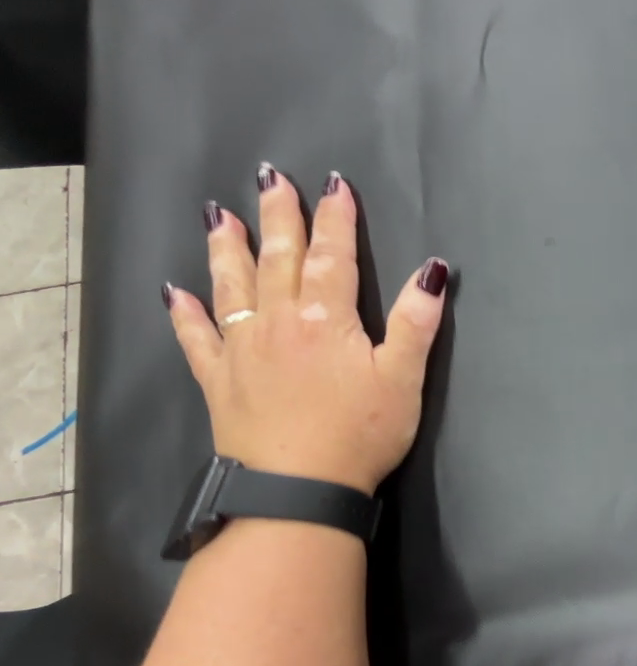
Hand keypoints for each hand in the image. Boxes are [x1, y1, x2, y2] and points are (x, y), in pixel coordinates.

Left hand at [165, 164, 449, 494]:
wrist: (297, 485)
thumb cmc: (362, 431)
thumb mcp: (404, 377)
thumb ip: (416, 321)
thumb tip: (433, 270)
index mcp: (327, 320)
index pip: (334, 258)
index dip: (337, 219)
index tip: (335, 185)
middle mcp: (279, 323)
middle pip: (280, 260)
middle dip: (280, 218)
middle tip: (271, 179)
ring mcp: (242, 349)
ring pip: (233, 286)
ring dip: (229, 249)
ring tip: (221, 215)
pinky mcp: (220, 379)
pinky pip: (196, 337)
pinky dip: (185, 312)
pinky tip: (175, 292)